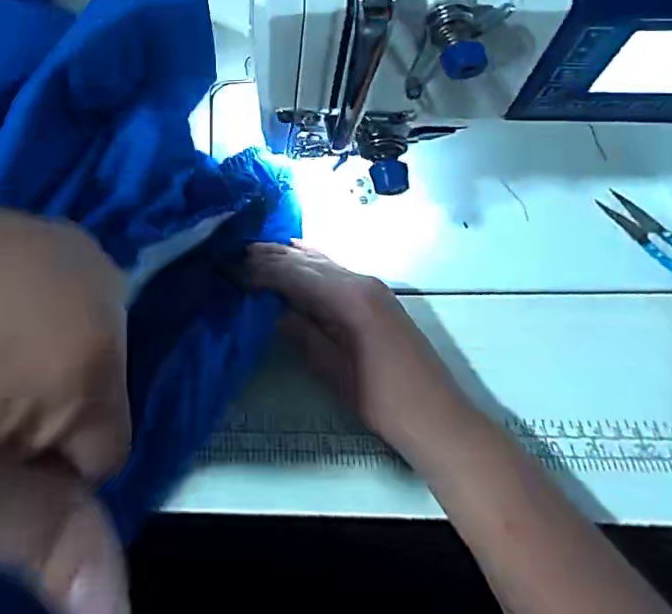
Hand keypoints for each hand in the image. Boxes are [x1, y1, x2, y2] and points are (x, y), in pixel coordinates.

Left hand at [0, 201, 132, 613]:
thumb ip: (51, 548)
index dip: (40, 472)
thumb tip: (120, 612)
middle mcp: (102, 278)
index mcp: (99, 346)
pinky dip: (22, 316)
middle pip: (96, 390)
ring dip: (35, 364)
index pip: (105, 454)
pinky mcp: (32, 220)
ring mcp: (65, 239)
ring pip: (77, 341)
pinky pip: (54, 296)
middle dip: (47, 413)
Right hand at [246, 242, 472, 444]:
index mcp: (348, 297)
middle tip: (235, 254)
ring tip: (256, 253)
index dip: (261, 270)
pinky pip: (335, 270)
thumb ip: (301, 333)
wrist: (439, 420)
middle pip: (307, 261)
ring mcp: (372, 287)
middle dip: (271, 257)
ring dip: (289, 257)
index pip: (295, 273)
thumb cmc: (383, 401)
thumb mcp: (334, 371)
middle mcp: (360, 282)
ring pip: (322, 262)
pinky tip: (297, 256)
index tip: (232, 270)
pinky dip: (311, 262)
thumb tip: (270, 309)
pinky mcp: (377, 297)